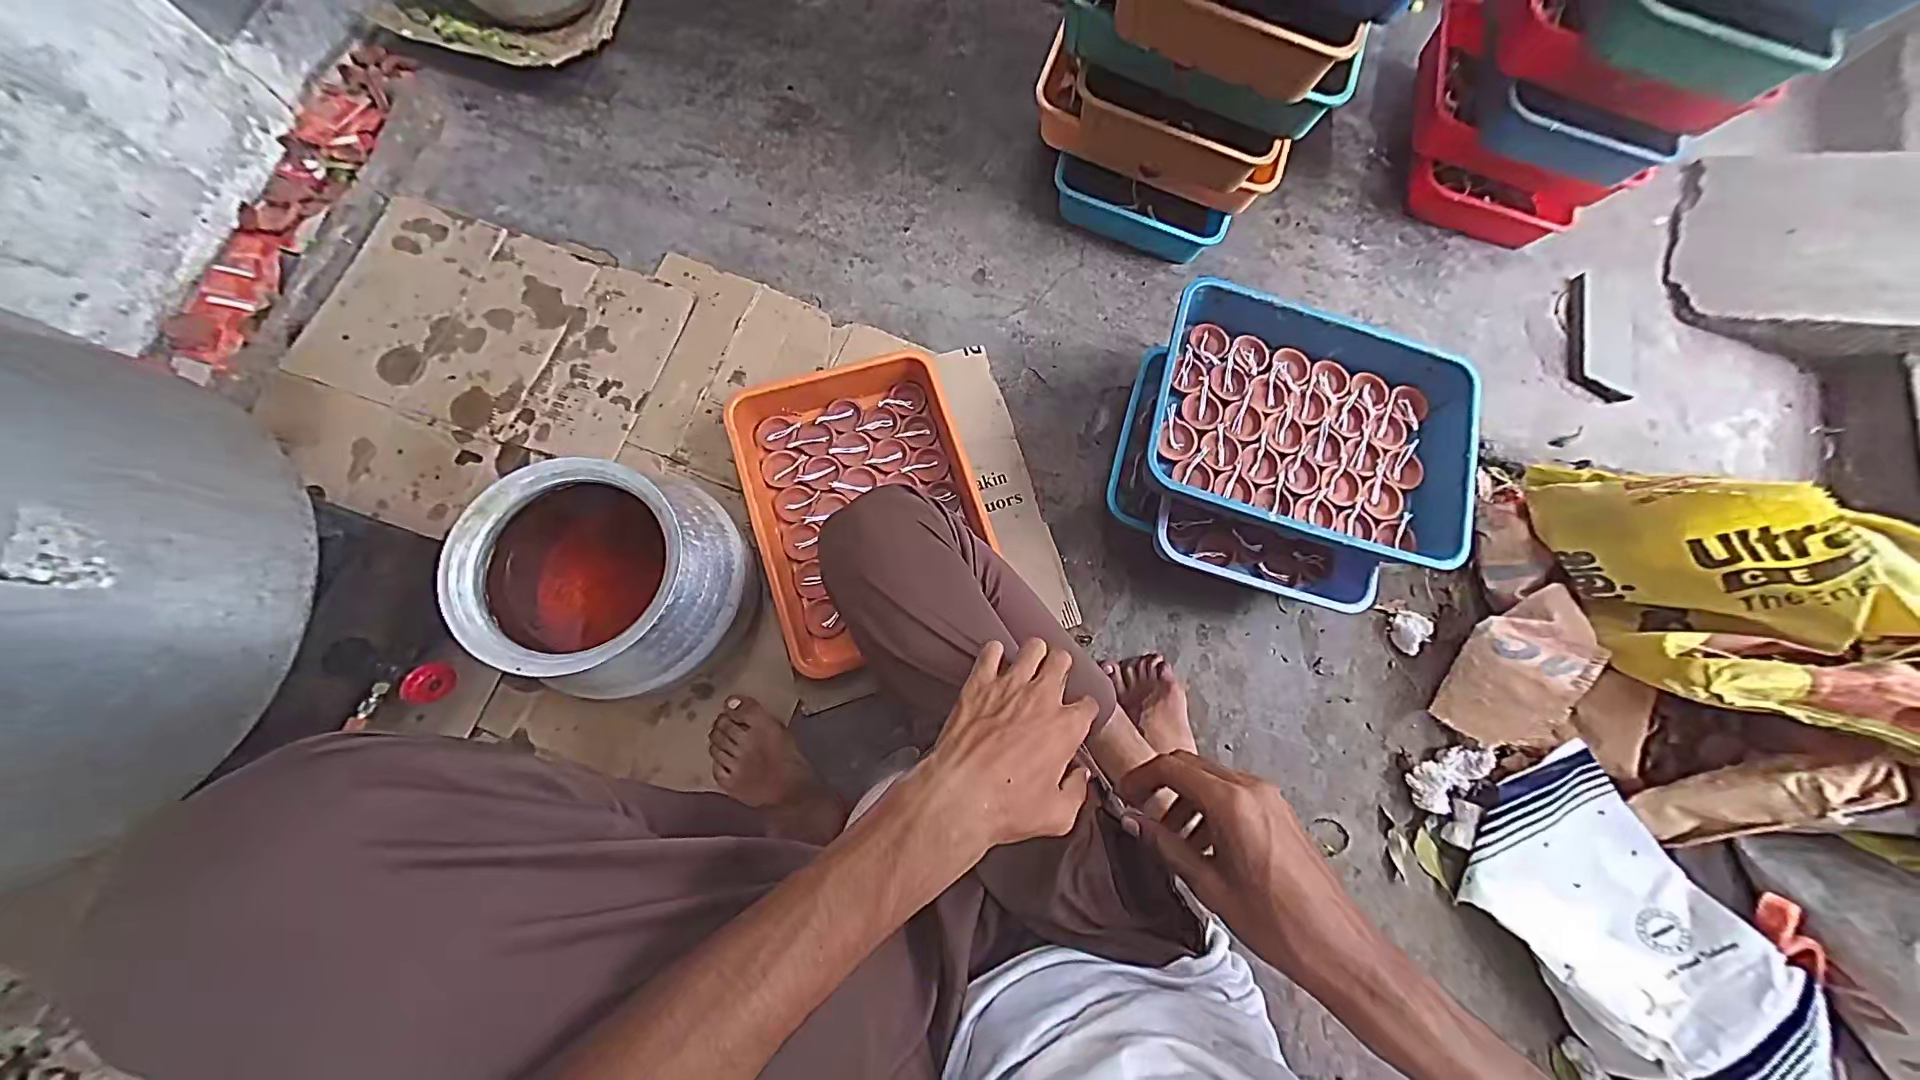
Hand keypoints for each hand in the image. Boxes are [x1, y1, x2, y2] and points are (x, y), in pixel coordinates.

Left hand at [913, 639, 1097, 859]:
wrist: (959, 795)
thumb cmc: (1004, 805)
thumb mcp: (1057, 815)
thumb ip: (1076, 792)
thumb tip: (1078, 781)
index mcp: (1065, 727)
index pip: (1088, 704)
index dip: (1085, 708)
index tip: (1079, 714)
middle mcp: (1041, 699)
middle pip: (1062, 661)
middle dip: (1062, 665)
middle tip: (1057, 672)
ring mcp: (1009, 686)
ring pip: (1032, 648)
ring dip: (1035, 652)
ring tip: (1032, 658)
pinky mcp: (979, 684)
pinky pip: (991, 651)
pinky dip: (995, 652)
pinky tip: (995, 657)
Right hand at [1118, 751, 1349, 968]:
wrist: (1337, 947)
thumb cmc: (1280, 923)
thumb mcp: (1207, 884)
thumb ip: (1165, 845)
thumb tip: (1134, 823)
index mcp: (1232, 802)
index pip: (1171, 767)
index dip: (1141, 778)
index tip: (1126, 794)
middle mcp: (1252, 790)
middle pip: (1190, 765)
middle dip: (1160, 784)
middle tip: (1140, 810)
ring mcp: (1269, 798)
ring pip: (1210, 780)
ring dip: (1184, 799)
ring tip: (1171, 837)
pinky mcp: (1278, 812)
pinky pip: (1232, 795)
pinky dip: (1208, 808)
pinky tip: (1201, 844)